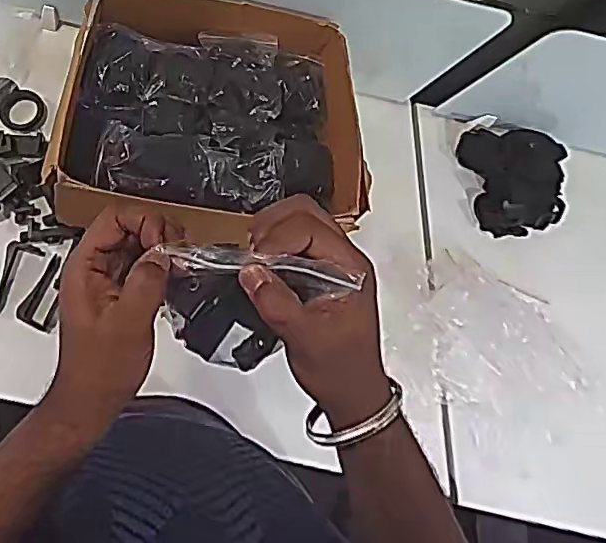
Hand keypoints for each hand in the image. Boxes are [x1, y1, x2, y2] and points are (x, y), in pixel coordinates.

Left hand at [39, 206, 175, 431]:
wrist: (91, 402)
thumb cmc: (96, 372)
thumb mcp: (127, 323)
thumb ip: (146, 281)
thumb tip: (164, 253)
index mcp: (85, 267)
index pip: (114, 217)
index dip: (143, 221)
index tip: (162, 242)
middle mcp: (94, 267)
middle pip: (130, 224)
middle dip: (158, 232)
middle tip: (176, 251)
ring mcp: (108, 277)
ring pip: (139, 241)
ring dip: (163, 247)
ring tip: (178, 262)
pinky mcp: (122, 289)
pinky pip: (144, 262)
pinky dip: (162, 263)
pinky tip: (173, 275)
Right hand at [241, 196, 392, 427]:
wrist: (353, 393)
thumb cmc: (342, 370)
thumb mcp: (305, 340)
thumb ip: (277, 304)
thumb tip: (252, 273)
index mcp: (350, 267)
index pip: (309, 228)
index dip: (277, 240)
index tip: (256, 262)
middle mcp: (344, 257)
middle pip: (305, 212)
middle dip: (272, 225)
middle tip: (252, 252)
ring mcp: (333, 260)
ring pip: (300, 218)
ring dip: (272, 230)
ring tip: (255, 258)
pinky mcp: (319, 267)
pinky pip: (295, 238)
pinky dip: (274, 242)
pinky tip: (263, 265)